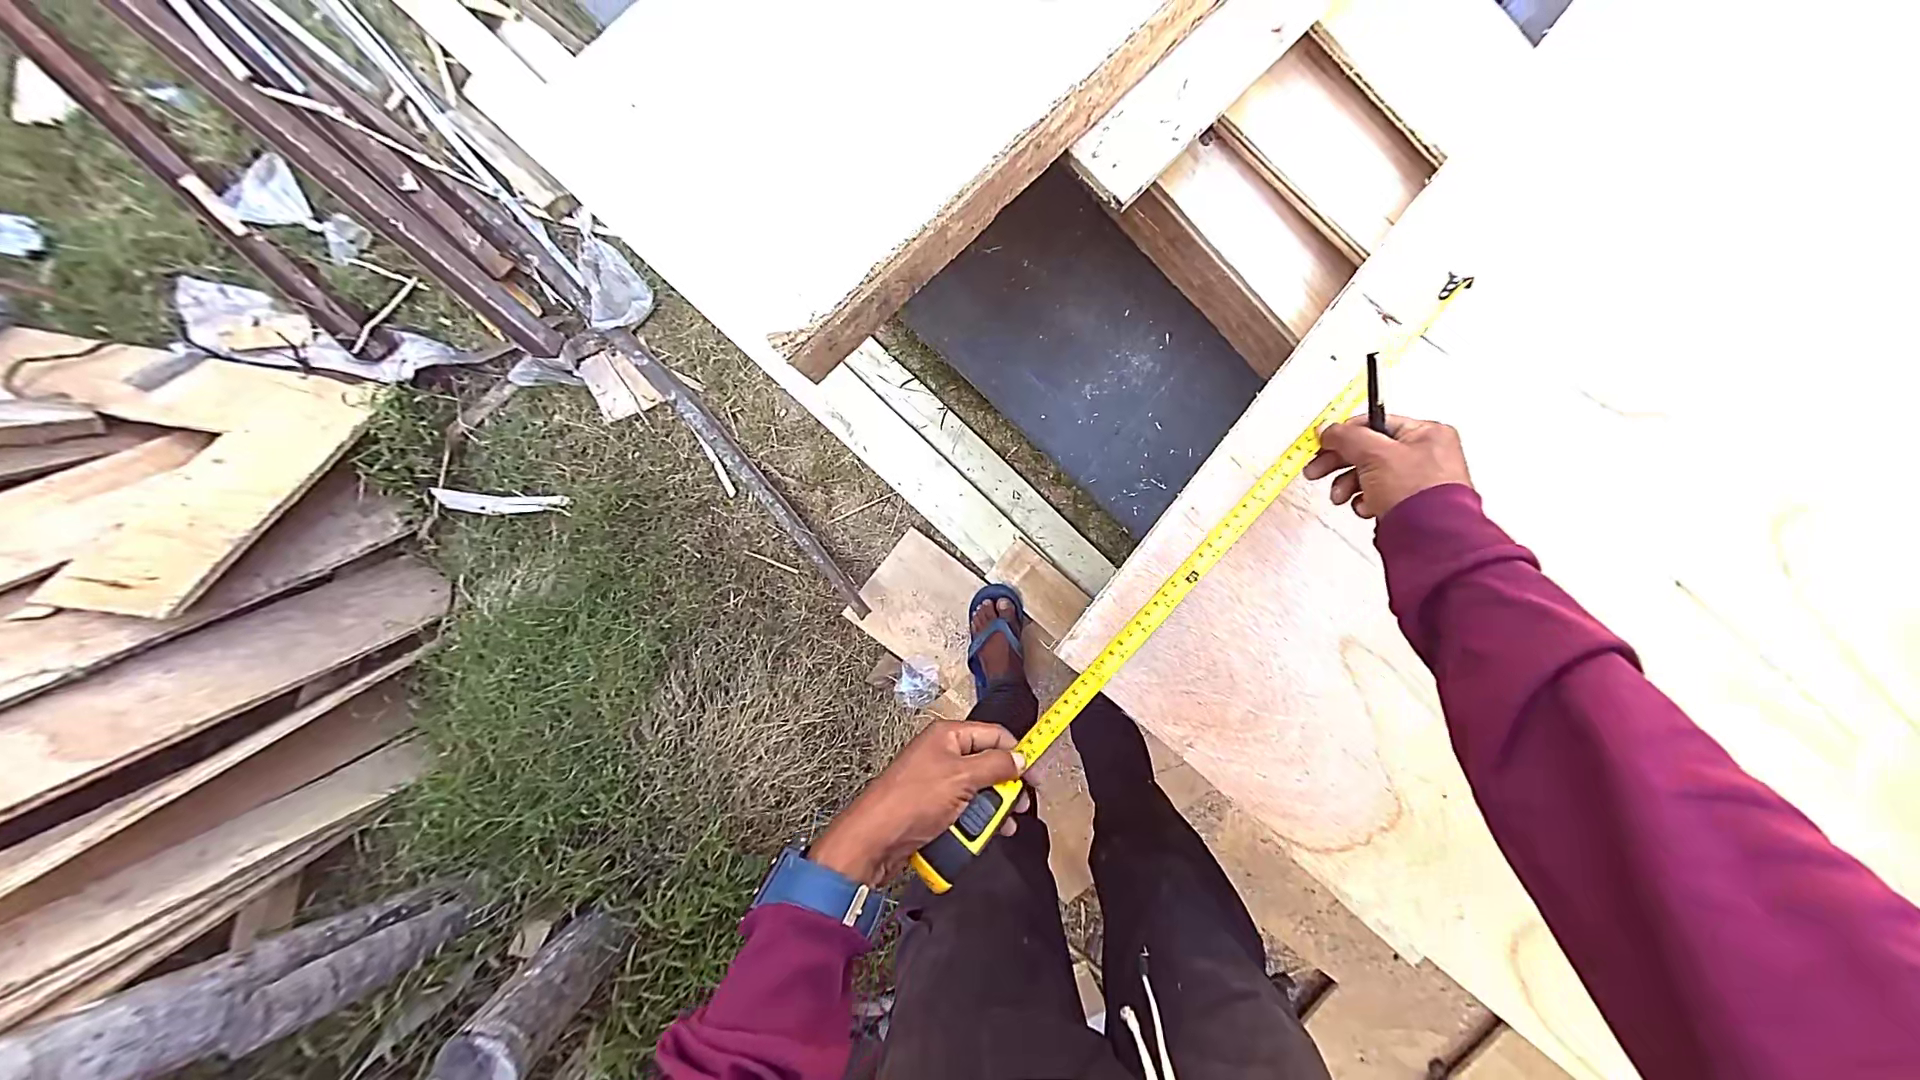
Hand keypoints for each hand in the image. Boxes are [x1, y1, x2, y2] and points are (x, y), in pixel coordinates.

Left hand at [809, 721, 1027, 885]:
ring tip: (998, 826)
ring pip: (979, 792)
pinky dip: (974, 824)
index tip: (1035, 774)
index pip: (994, 735)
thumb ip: (995, 766)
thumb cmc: (907, 801)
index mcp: (948, 736)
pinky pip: (964, 812)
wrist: (875, 839)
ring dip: (991, 811)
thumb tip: (1019, 759)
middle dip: (1005, 788)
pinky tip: (979, 836)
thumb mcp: (962, 778)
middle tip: (1018, 805)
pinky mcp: (934, 808)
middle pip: (989, 765)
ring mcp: (938, 783)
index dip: (1017, 753)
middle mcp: (943, 755)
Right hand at [1302, 414, 1470, 519]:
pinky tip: (1365, 506)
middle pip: (1366, 450)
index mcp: (1425, 433)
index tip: (1322, 443)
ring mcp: (1416, 479)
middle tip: (1317, 469)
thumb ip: (1347, 437)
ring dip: (1348, 485)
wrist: (1430, 536)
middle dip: (1338, 463)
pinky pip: (1375, 494)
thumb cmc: (1418, 494)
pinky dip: (1363, 500)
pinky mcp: (1407, 501)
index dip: (1343, 434)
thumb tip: (1328, 429)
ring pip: (1367, 474)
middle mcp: (1424, 454)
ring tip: (1341, 495)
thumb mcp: (1375, 454)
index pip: (1373, 424)